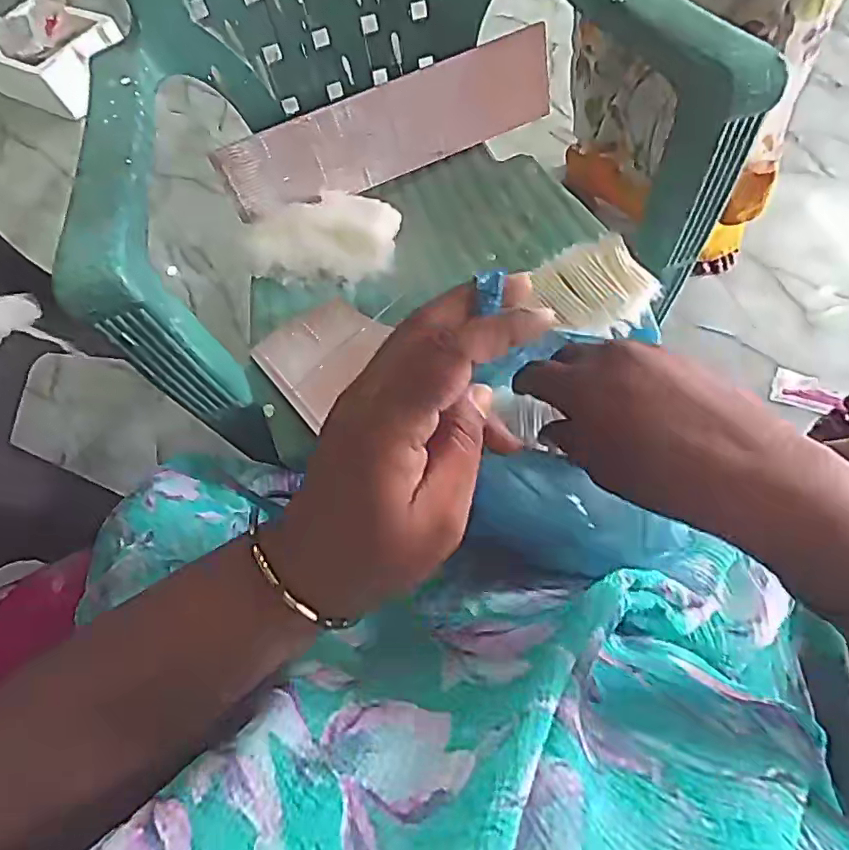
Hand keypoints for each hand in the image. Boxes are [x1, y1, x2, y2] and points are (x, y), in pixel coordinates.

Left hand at [259, 277, 554, 619]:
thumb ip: (463, 450)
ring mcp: (360, 396)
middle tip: (521, 284)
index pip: (446, 356)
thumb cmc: (377, 556)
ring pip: (411, 338)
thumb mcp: (439, 519)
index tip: (540, 318)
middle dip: (471, 300)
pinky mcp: (362, 405)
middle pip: (421, 329)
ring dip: (457, 317)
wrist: (308, 565)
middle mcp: (368, 395)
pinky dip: (443, 351)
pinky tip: (475, 375)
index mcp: (388, 423)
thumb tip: (477, 397)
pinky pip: (407, 364)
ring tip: (506, 312)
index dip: (494, 330)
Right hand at [514, 341, 848, 541]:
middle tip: (562, 402)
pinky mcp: (679, 355)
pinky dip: (625, 374)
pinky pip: (637, 358)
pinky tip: (641, 402)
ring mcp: (648, 351)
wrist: (755, 471)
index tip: (525, 398)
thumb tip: (558, 427)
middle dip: (558, 375)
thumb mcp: (606, 469)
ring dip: (592, 373)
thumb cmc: (667, 480)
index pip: (535, 372)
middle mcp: (609, 356)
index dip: (525, 385)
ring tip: (604, 402)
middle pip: (568, 355)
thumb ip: (573, 440)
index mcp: (581, 384)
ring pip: (603, 354)